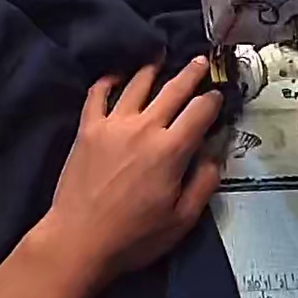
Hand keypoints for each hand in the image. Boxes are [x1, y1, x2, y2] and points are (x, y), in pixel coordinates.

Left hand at [33, 58, 223, 289]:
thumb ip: (204, 183)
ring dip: (152, 68)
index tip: (218, 95)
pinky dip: (107, 80)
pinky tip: (115, 75)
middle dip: (192, 73)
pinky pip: (98, 94)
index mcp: (171, 150)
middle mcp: (144, 128)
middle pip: (174, 89)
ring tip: (160, 58)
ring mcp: (113, 124)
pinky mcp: (88, 128)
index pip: (200, 111)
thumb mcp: (182, 220)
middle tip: (201, 61)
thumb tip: (214, 154)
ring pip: (137, 84)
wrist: (79, 240)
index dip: (214, 99)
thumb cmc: (133, 236)